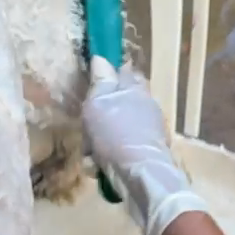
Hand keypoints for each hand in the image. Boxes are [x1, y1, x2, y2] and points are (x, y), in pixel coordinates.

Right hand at [83, 58, 208, 234]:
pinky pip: (119, 152)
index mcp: (136, 90)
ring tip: (91, 157)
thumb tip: (101, 58)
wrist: (141, 175)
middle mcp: (145, 107)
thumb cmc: (116, 134)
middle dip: (97, 119)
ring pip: (114, 131)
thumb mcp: (99, 102)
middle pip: (115, 105)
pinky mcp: (145, 154)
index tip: (93, 87)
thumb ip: (100, 81)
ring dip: (97, 144)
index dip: (108, 76)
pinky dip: (106, 160)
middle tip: (87, 130)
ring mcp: (147, 131)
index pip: (124, 72)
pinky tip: (98, 170)